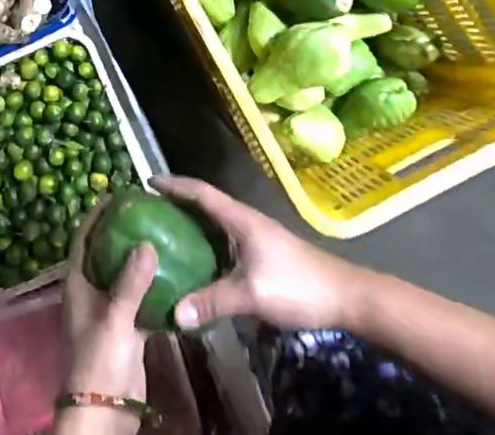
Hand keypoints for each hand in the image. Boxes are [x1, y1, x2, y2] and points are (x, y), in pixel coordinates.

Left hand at [57, 199, 157, 434]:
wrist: (104, 414)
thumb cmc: (99, 360)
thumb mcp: (114, 318)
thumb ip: (130, 281)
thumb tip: (147, 242)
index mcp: (78, 282)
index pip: (84, 237)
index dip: (97, 214)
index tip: (118, 194)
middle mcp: (91, 291)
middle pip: (106, 252)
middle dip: (123, 232)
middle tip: (149, 212)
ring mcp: (109, 311)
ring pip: (125, 275)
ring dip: (141, 259)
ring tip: (165, 236)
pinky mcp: (127, 330)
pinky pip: (141, 300)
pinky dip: (155, 289)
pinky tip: (178, 278)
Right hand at [154, 175, 357, 330]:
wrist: (346, 297)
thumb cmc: (297, 285)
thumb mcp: (252, 295)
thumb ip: (213, 301)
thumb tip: (175, 313)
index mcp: (240, 219)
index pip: (201, 192)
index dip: (174, 185)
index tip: (148, 181)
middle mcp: (245, 221)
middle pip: (206, 203)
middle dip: (178, 202)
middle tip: (150, 210)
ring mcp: (255, 237)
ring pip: (216, 223)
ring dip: (192, 223)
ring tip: (165, 233)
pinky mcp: (262, 253)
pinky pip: (225, 240)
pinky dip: (206, 243)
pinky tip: (197, 262)